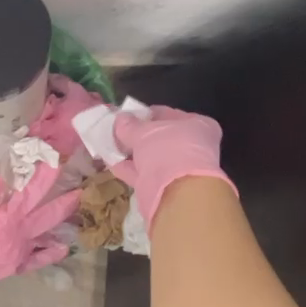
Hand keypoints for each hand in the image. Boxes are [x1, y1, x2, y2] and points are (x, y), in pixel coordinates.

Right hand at [0, 162, 83, 287]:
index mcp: (6, 221)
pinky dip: (50, 254)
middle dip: (64, 201)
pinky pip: (36, 261)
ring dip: (61, 224)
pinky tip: (61, 248)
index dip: (44, 176)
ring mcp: (18, 254)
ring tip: (74, 212)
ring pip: (46, 236)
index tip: (55, 160)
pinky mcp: (12, 267)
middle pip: (47, 215)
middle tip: (79, 189)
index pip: (31, 194)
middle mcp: (18, 237)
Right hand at [110, 105, 236, 225]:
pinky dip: (126, 168)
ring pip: (148, 156)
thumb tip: (119, 118)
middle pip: (158, 137)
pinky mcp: (161, 186)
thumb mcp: (146, 132)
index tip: (126, 115)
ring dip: (129, 152)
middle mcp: (189, 145)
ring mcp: (175, 168)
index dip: (145, 114)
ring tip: (108, 146)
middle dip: (136, 135)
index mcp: (196, 125)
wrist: (176, 192)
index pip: (168, 114)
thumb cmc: (169, 150)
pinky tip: (110, 162)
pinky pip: (141, 173)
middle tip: (115, 131)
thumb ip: (131, 125)